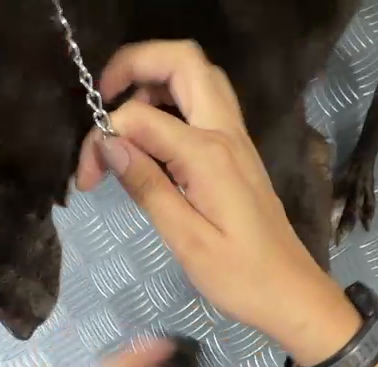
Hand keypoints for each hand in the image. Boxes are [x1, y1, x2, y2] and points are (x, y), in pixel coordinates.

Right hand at [74, 42, 360, 366]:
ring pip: (198, 77)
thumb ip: (147, 187)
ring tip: (125, 121)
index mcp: (208, 155)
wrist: (293, 294)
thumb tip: (108, 145)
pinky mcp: (239, 156)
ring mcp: (237, 141)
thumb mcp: (187, 241)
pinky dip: (175, 104)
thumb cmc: (241, 278)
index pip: (139, 118)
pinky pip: (207, 105)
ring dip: (157, 81)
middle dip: (135, 64)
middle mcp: (225, 134)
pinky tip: (154, 141)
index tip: (85, 178)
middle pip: (182, 60)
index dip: (102, 137)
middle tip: (102, 99)